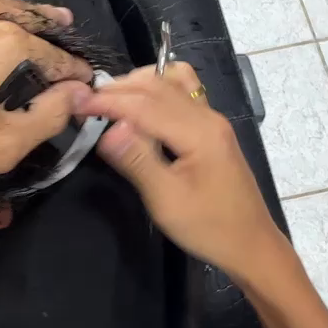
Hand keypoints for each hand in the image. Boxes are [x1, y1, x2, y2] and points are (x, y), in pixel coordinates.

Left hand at [0, 0, 94, 190]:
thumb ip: (47, 121)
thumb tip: (76, 95)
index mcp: (11, 48)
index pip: (58, 62)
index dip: (73, 78)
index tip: (81, 88)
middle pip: (37, 27)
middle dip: (58, 46)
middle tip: (65, 64)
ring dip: (36, 11)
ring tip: (54, 19)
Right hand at [86, 63, 295, 283]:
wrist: (251, 246)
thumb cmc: (208, 228)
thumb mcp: (166, 201)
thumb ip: (137, 160)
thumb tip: (108, 128)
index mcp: (198, 132)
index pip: (143, 104)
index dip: (107, 101)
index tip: (76, 105)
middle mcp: (207, 116)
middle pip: (157, 85)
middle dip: (118, 88)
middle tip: (85, 102)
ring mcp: (213, 119)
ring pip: (171, 81)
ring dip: (137, 83)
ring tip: (109, 100)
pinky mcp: (212, 128)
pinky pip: (184, 91)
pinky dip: (157, 88)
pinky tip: (141, 104)